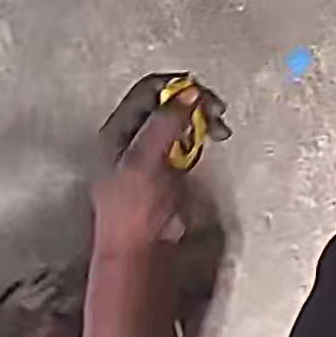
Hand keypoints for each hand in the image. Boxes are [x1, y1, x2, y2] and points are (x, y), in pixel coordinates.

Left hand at [91, 75, 228, 254]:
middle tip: (217, 111)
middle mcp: (133, 133)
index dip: (176, 86)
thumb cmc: (134, 210)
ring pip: (182, 113)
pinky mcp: (169, 158)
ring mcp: (151, 145)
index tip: (201, 95)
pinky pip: (189, 130)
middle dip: (195, 100)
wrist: (140, 250)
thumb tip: (189, 92)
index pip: (149, 89)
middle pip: (168, 98)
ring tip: (218, 128)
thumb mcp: (145, 160)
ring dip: (204, 115)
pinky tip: (213, 137)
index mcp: (117, 130)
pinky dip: (204, 129)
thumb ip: (165, 123)